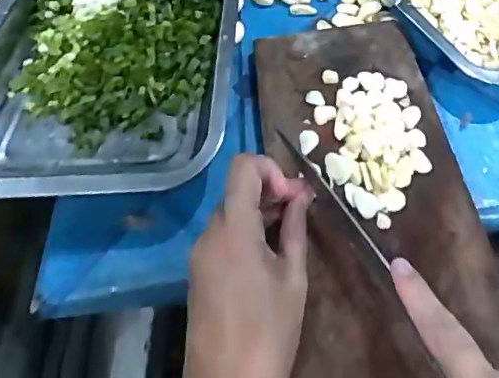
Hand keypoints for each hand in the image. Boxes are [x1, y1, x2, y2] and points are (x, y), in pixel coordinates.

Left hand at [186, 154, 314, 377]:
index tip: (292, 195)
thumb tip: (301, 195)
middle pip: (237, 189)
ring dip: (259, 210)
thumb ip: (295, 227)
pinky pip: (222, 235)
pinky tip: (268, 253)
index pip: (243, 166)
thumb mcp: (293, 277)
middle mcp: (209, 235)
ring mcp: (199, 255)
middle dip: (270, 190)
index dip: (271, 168)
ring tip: (288, 230)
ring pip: (230, 211)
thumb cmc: (268, 332)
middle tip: (300, 209)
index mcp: (233, 229)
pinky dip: (245, 230)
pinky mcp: (197, 274)